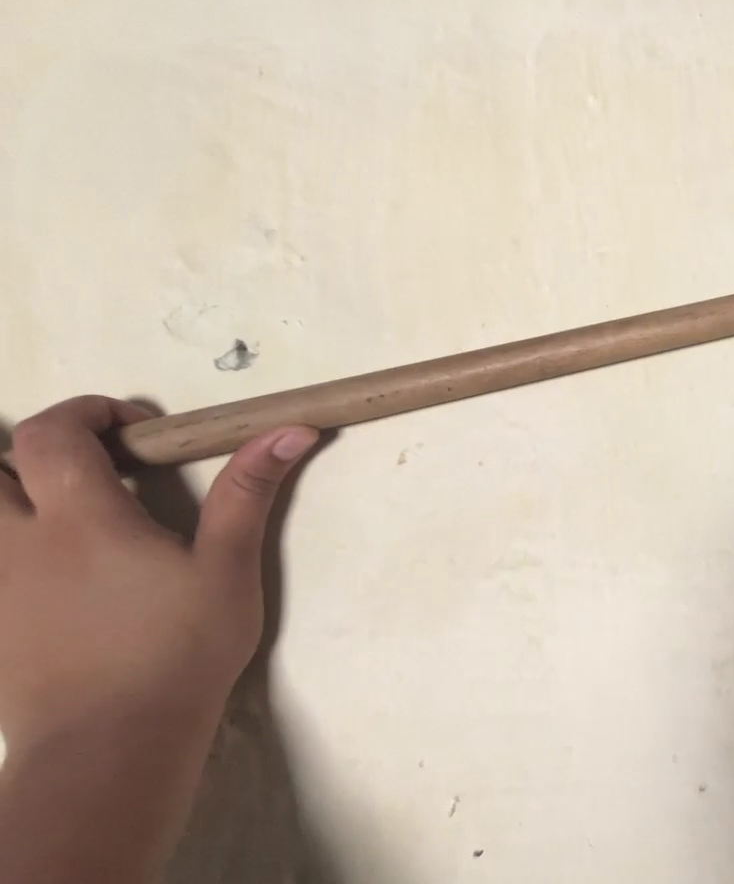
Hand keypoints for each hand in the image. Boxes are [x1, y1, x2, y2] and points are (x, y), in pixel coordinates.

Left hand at [0, 397, 315, 758]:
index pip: (49, 435)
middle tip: (99, 465)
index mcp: (80, 520)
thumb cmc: (181, 644)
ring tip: (72, 509)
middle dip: (36, 450)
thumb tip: (292, 429)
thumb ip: (248, 491)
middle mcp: (14, 542)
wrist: (112, 736)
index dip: (88, 412)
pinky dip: (13, 541)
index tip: (138, 427)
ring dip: (14, 494)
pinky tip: (56, 566)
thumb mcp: (229, 564)